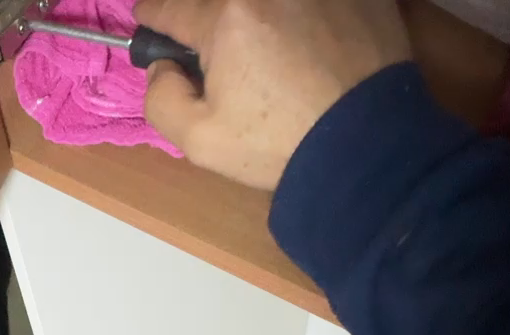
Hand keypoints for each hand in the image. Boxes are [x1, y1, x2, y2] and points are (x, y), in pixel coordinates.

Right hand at [137, 0, 412, 189]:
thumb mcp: (200, 142)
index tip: (147, 22)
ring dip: (248, 17)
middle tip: (204, 46)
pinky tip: (298, 43)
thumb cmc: (276, 145)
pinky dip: (294, 16)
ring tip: (254, 49)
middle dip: (202, 17)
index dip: (153, 16)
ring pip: (262, 2)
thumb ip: (161, 99)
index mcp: (226, 17)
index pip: (172, 6)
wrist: (362, 144)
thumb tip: (161, 68)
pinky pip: (308, 1)